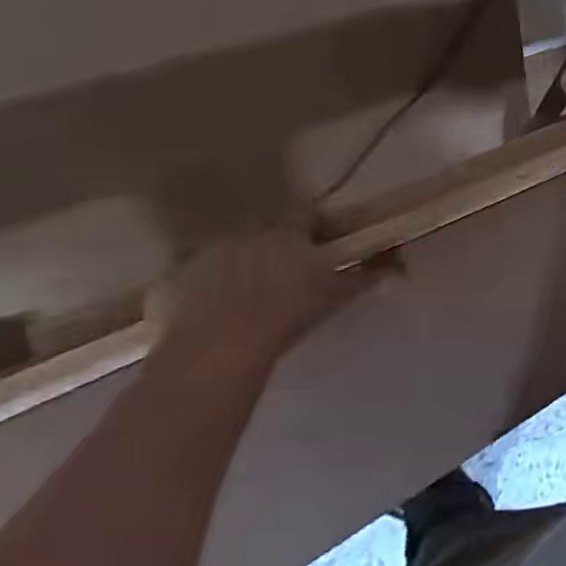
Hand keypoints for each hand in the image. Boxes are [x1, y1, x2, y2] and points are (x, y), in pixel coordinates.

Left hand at [147, 231, 376, 374]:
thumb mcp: (334, 297)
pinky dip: (197, 291)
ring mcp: (201, 256)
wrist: (218, 349)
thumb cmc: (287, 318)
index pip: (303, 215)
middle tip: (281, 275)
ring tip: (241, 298)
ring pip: (223, 252)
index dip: (310, 229)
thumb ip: (362, 278)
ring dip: (233, 266)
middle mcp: (243, 235)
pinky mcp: (169, 281)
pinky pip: (186, 280)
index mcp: (287, 235)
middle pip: (261, 231)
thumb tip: (396, 269)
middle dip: (270, 246)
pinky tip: (206, 315)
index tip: (317, 247)